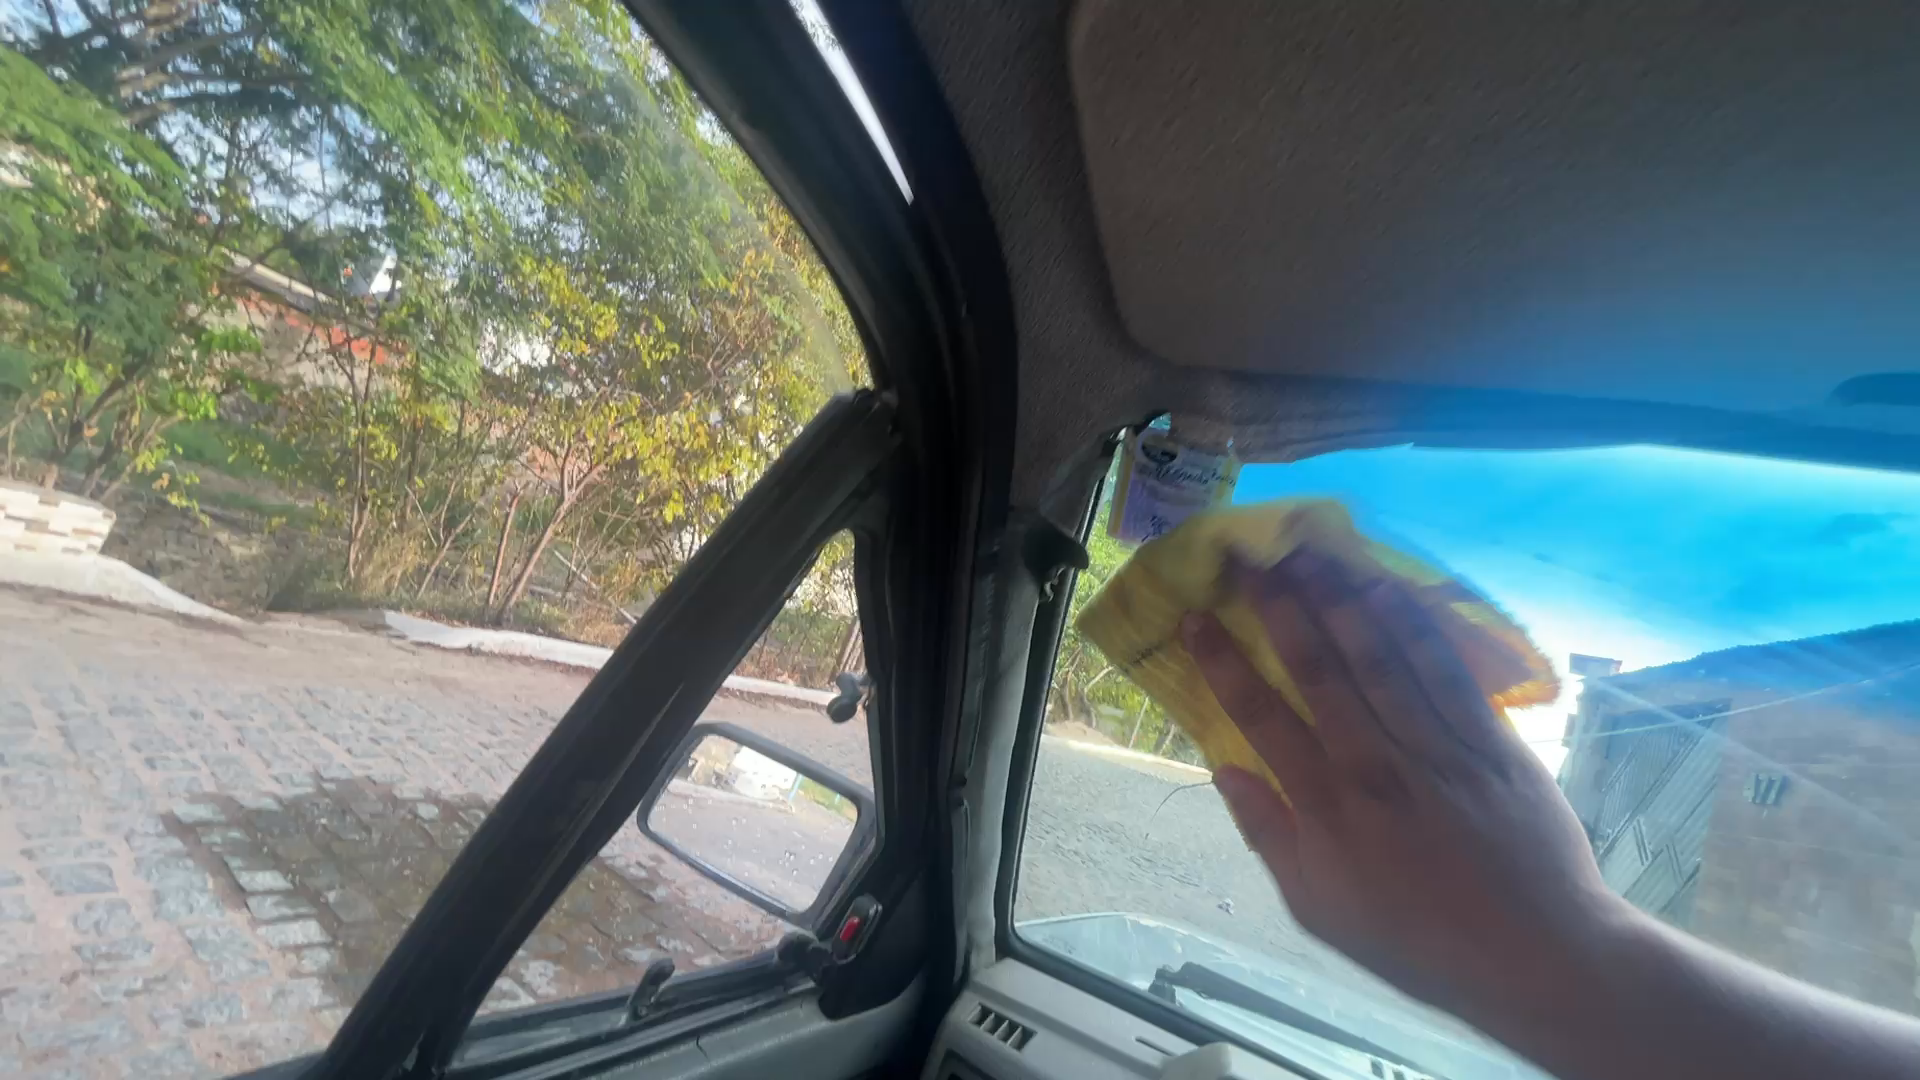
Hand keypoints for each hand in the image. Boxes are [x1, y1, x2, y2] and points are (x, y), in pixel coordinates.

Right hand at [1181, 548, 1631, 1016]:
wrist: (1543, 960)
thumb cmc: (1414, 935)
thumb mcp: (1315, 906)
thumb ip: (1266, 833)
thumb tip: (1222, 768)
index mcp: (1328, 805)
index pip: (1260, 716)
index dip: (1223, 662)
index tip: (1195, 618)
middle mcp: (1376, 763)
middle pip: (1319, 670)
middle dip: (1281, 608)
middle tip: (1252, 560)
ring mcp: (1439, 747)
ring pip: (1381, 657)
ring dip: (1341, 600)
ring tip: (1310, 554)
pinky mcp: (1493, 742)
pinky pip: (1448, 672)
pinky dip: (1416, 625)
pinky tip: (1389, 587)